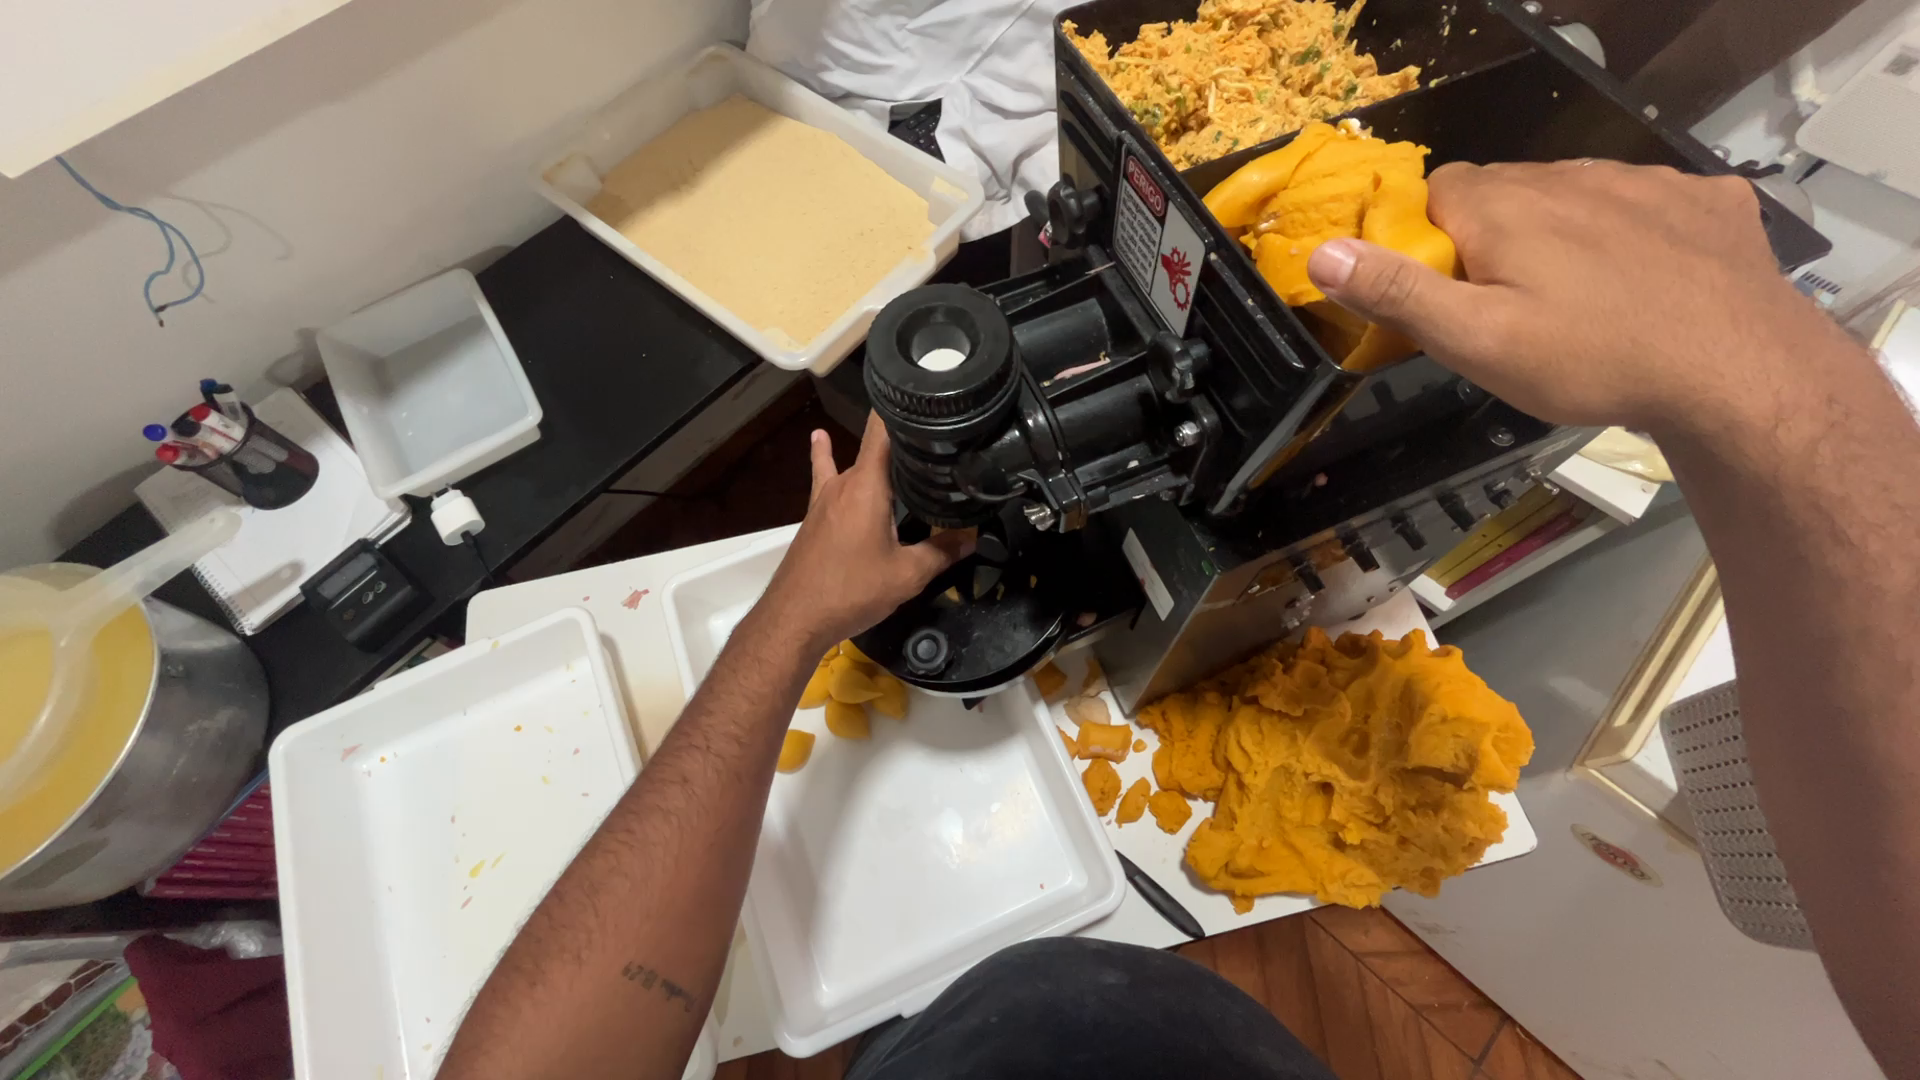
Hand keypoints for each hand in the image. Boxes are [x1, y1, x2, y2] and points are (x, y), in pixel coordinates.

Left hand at [755, 412, 973, 651]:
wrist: (795, 618)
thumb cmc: (851, 591)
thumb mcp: (907, 575)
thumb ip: (941, 552)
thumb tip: (972, 538)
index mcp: (867, 486)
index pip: (883, 431)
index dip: (903, 409)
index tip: (924, 396)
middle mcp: (843, 483)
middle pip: (875, 449)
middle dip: (903, 442)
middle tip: (935, 441)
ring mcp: (825, 499)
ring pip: (853, 465)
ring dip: (875, 457)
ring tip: (898, 444)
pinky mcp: (815, 516)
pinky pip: (828, 479)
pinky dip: (828, 459)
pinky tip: (820, 439)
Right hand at [1305, 160, 1837, 434]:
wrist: (1737, 372)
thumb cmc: (1584, 359)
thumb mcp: (1470, 339)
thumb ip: (1395, 292)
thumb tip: (1323, 252)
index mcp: (1505, 209)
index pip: (1436, 190)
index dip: (1424, 236)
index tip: (1436, 286)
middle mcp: (1571, 176)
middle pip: (1500, 189)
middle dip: (1482, 233)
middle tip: (1491, 303)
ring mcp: (1646, 182)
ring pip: (1568, 191)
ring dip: (1548, 228)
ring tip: (1563, 295)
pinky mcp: (1704, 200)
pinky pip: (1639, 200)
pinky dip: (1620, 229)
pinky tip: (1633, 278)